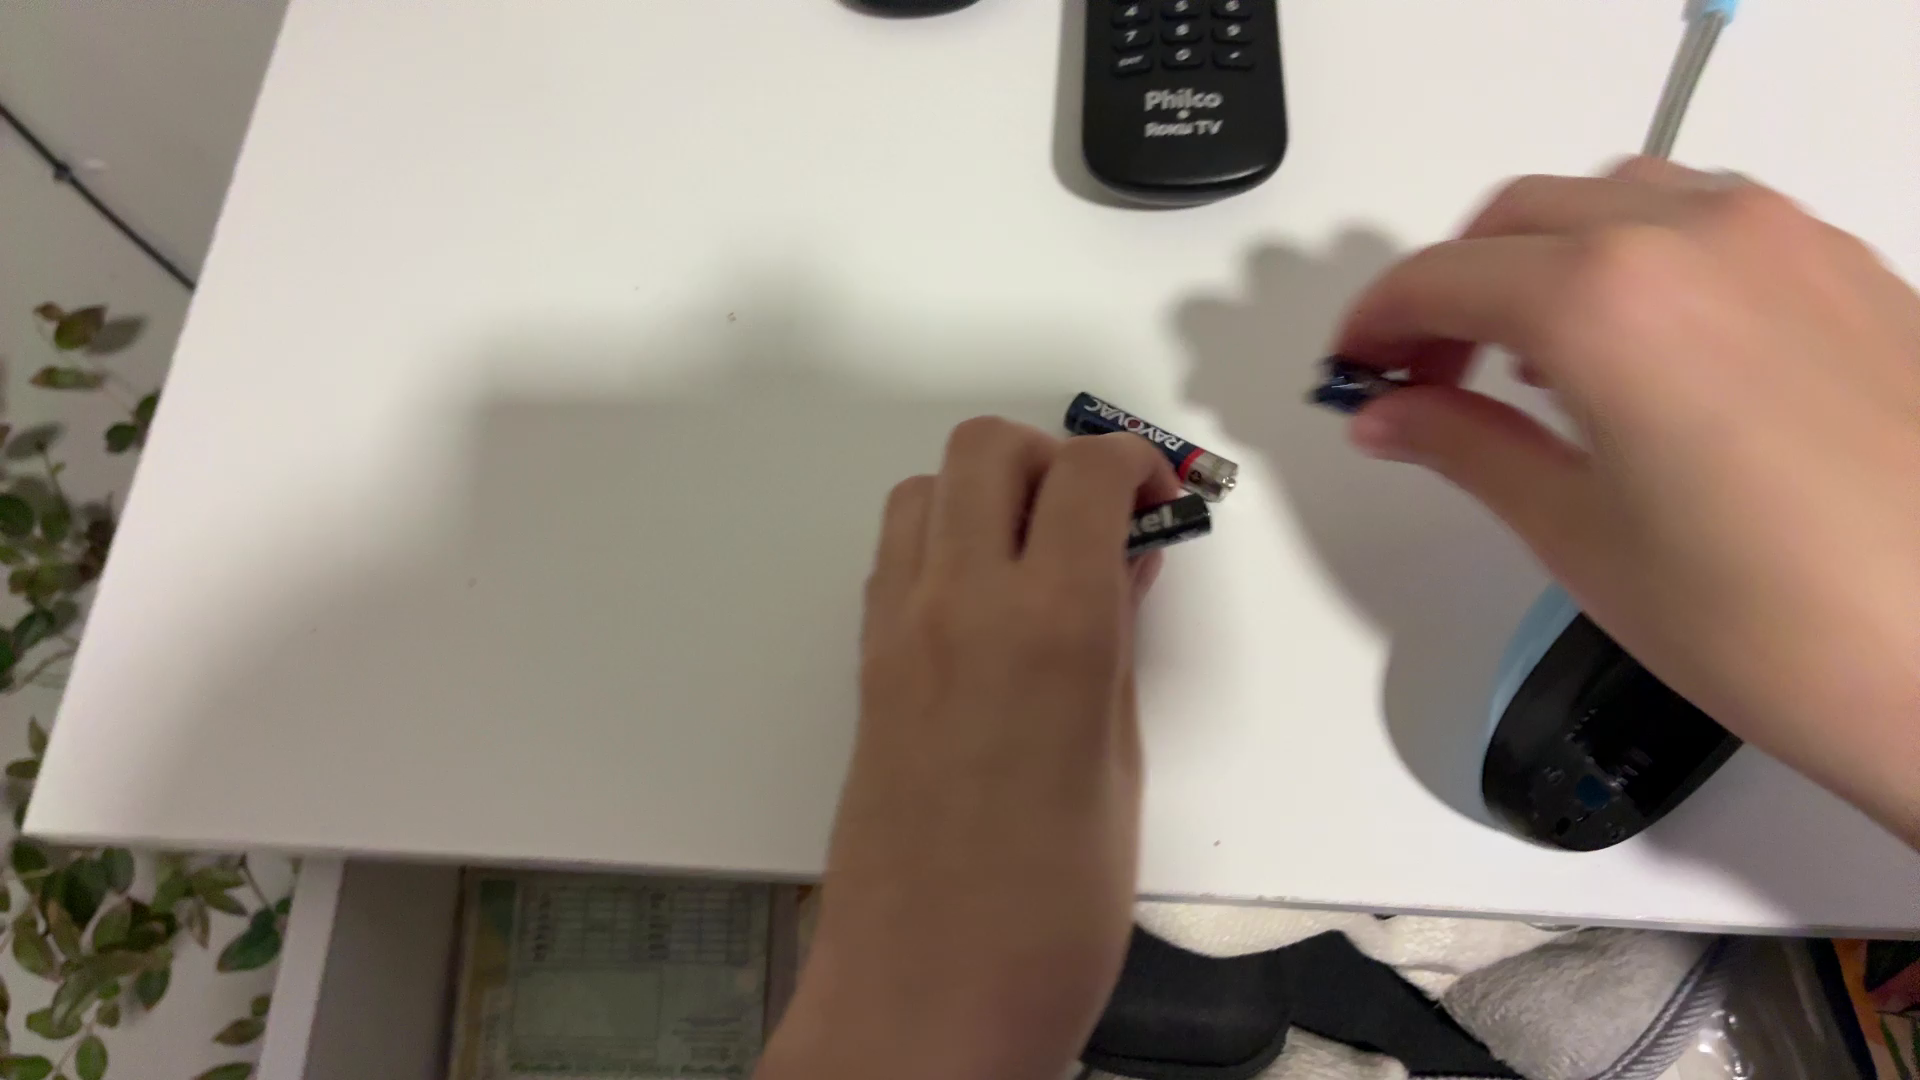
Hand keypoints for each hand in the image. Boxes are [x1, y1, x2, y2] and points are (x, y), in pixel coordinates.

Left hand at [757, 418, 1182, 1079]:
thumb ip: (1117, 639)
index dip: (1134, 461)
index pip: (1086, 472)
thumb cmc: (1055, 903)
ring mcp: (899, 623)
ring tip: (1030, 551)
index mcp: (1052, 625)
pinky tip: (981, 596)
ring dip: (985, 490)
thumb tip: (1125, 561)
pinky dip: (941, 536)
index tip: (1157, 495)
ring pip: (927, 485)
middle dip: (1049, 456)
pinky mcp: (865, 655)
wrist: (922, 989)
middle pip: (986, 445)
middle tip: (1089, 516)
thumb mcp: (1121, 760)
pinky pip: (897, 550)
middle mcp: (962, 600)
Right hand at [1336, 158, 1919, 844]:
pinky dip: (1612, 259)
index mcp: (1607, 301)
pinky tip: (1605, 348)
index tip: (1348, 369)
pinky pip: (1691, 220)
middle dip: (1438, 289)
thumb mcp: (1567, 526)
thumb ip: (1459, 444)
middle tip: (1410, 374)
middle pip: (1511, 219)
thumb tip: (1383, 414)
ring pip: (1602, 201)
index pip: (1439, 277)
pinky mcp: (1847, 271)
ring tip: (1501, 359)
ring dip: (1522, 264)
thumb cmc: (1768, 614)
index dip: (1373, 322)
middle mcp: (1698, 239)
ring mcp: (1787, 244)